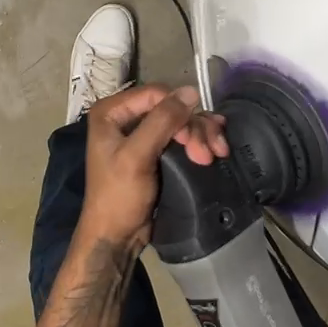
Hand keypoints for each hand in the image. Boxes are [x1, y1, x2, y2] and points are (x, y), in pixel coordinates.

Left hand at [77, 84, 227, 248]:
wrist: (117, 236)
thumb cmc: (119, 196)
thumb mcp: (137, 157)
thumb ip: (161, 122)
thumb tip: (191, 91)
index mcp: (111, 112)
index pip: (156, 94)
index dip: (179, 112)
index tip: (191, 142)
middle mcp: (125, 116)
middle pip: (172, 108)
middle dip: (194, 129)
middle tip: (207, 155)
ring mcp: (142, 133)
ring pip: (182, 120)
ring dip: (202, 135)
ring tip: (217, 154)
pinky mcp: (157, 149)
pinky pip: (183, 135)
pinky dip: (201, 140)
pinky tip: (217, 147)